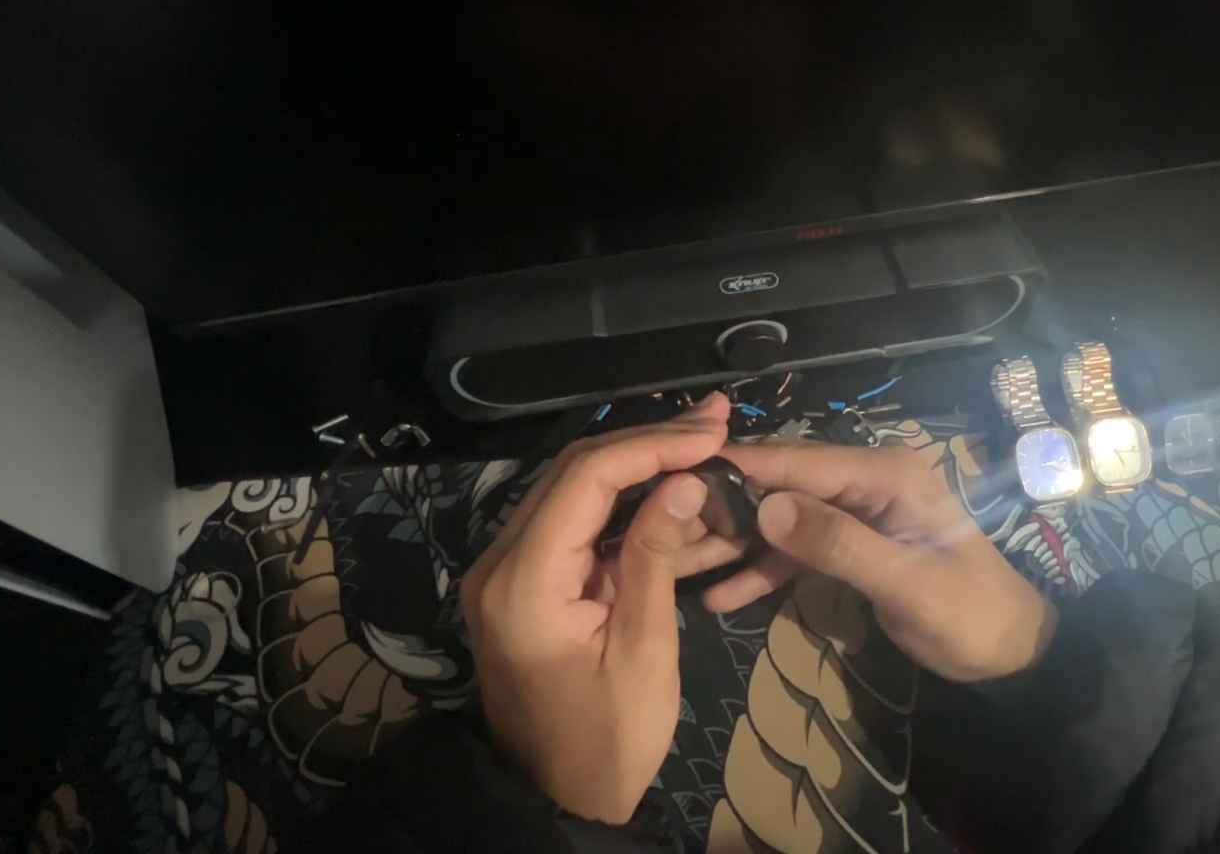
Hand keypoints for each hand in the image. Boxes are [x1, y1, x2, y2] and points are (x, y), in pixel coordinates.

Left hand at [461, 395, 746, 822]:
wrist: (556, 799)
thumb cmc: (607, 740)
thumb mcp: (645, 651)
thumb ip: (657, 556)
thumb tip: (686, 479)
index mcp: (524, 582)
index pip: (587, 478)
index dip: (652, 445)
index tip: (712, 432)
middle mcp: (503, 560)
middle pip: (579, 470)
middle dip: (652, 440)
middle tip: (716, 419)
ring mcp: (512, 566)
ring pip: (582, 487)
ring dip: (646, 463)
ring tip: (708, 441)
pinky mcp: (530, 576)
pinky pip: (583, 521)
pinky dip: (633, 503)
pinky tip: (681, 492)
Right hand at [702, 442, 1056, 683]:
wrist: (1009, 653)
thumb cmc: (969, 614)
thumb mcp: (908, 584)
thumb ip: (840, 544)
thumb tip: (767, 508)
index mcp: (884, 473)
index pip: (801, 461)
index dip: (744, 467)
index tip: (683, 474)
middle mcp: (865, 479)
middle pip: (784, 483)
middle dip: (731, 505)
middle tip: (673, 526)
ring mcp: (855, 509)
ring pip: (783, 516)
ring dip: (741, 542)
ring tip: (685, 560)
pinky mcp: (848, 539)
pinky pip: (797, 547)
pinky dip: (764, 569)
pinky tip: (723, 594)